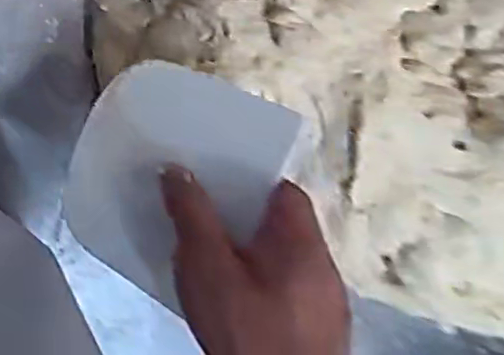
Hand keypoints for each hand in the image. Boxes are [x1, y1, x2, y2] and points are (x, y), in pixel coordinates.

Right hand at [160, 167, 350, 354]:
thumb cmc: (245, 328)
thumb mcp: (205, 262)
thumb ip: (191, 211)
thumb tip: (178, 170)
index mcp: (304, 248)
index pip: (286, 192)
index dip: (249, 176)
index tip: (212, 170)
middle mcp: (324, 273)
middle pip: (282, 223)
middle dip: (239, 210)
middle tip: (199, 202)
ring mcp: (325, 308)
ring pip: (281, 256)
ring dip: (245, 244)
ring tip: (205, 242)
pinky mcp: (314, 334)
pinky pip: (282, 284)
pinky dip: (254, 274)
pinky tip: (226, 285)